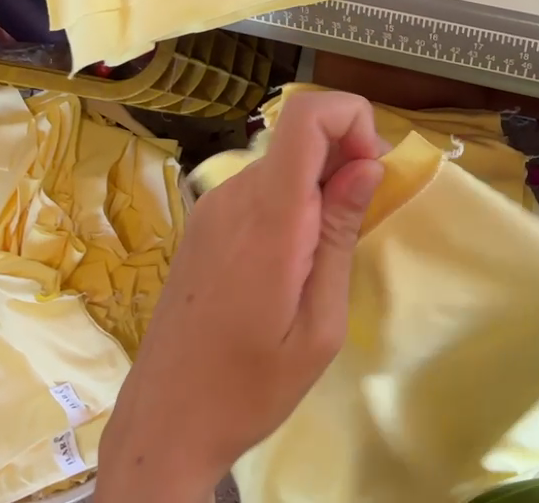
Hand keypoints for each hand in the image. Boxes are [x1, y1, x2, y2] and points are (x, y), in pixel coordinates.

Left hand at [94, 90, 385, 502]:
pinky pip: (260, 188)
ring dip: (320, 184)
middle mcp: (234, 194)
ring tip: (329, 252)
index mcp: (268, 215)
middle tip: (366, 216)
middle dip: (347, 156)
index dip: (352, 117)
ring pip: (282, 162)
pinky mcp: (203, 223)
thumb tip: (368, 164)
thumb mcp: (320, 324)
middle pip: (300, 136)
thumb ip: (342, 234)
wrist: (164, 422)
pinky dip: (292, 201)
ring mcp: (212, 206)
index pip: (307, 116)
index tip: (374, 169)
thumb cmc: (252, 386)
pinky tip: (294, 259)